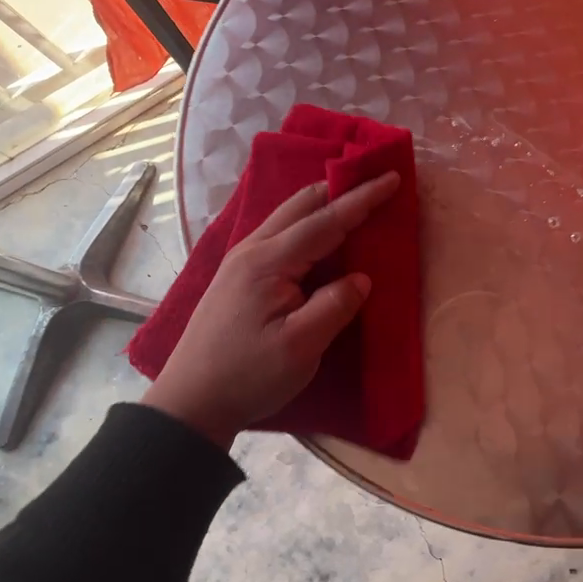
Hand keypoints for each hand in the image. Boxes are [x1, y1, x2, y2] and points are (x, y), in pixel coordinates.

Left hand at [142, 173, 399, 448]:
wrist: (189, 404)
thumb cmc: (248, 375)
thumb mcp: (301, 346)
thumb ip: (336, 305)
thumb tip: (362, 278)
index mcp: (269, 263)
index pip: (326, 221)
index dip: (362, 199)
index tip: (392, 177)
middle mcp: (252, 251)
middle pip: (302, 205)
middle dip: (341, 187)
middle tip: (375, 178)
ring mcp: (241, 261)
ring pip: (289, 216)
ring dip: (324, 203)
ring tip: (355, 198)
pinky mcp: (240, 276)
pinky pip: (281, 232)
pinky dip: (309, 221)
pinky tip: (322, 232)